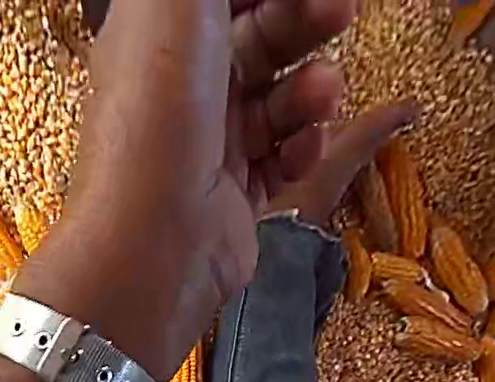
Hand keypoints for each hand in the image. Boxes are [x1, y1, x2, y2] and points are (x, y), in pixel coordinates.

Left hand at [16, 0, 356, 378]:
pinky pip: (281, 161)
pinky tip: (301, 150)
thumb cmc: (158, 114)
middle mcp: (183, 94)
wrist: (154, 244)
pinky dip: (300, 150)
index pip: (222, 0)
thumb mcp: (175, 2)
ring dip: (310, 90)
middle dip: (305, 18)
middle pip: (259, 39)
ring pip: (278, 100)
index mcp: (156, 40)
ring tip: (322, 96)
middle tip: (340, 10)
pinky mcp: (233, 200)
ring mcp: (209, 150)